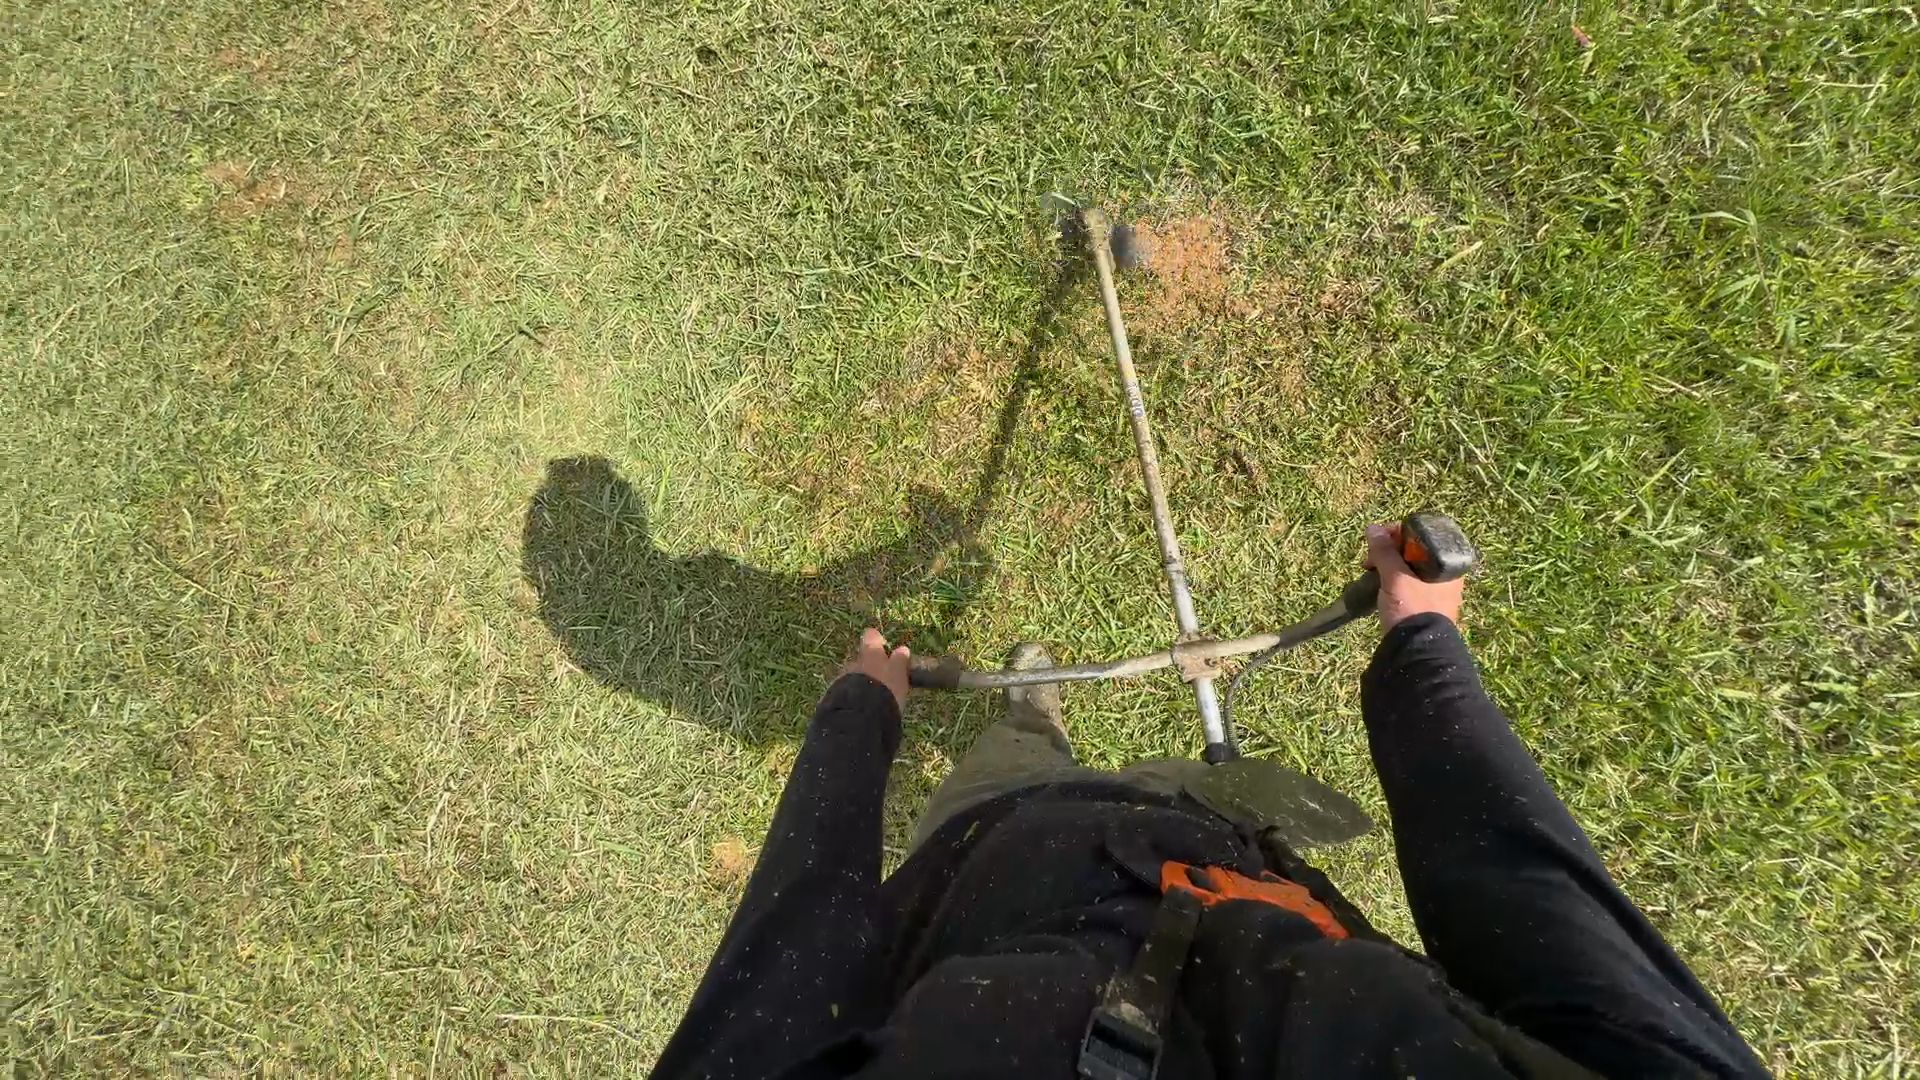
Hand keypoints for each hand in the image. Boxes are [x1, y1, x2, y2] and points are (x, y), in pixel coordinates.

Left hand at [843, 628, 910, 710]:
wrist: (860, 714)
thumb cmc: (885, 689)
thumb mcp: (898, 674)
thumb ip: (899, 661)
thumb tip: (902, 650)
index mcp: (872, 653)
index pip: (872, 637)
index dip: (876, 640)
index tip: (882, 644)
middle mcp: (856, 661)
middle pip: (862, 657)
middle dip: (870, 665)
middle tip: (882, 676)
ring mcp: (844, 678)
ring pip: (855, 674)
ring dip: (862, 681)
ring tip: (873, 695)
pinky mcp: (837, 695)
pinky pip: (848, 690)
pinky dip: (855, 694)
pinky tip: (863, 704)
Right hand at [1366, 522, 1464, 629]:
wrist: (1416, 646)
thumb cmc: (1412, 607)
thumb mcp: (1396, 577)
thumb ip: (1384, 552)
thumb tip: (1372, 528)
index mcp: (1448, 562)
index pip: (1421, 535)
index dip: (1396, 535)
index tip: (1377, 543)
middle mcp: (1445, 572)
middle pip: (1413, 549)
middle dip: (1387, 551)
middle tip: (1370, 561)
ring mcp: (1435, 586)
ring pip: (1407, 564)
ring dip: (1386, 564)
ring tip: (1370, 573)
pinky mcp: (1424, 600)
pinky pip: (1406, 579)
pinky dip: (1391, 577)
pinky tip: (1379, 583)